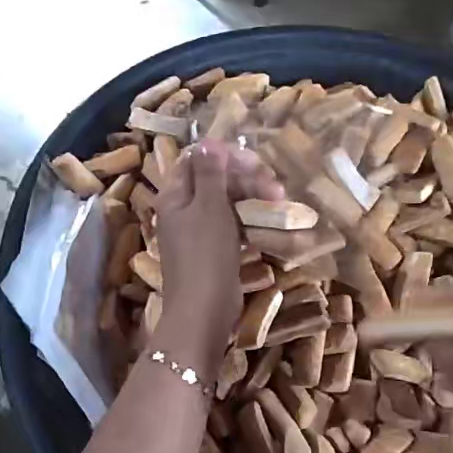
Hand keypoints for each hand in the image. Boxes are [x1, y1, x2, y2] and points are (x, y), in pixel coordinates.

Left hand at [151, 140, 282, 366]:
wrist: (203, 311)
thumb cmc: (205, 255)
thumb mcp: (210, 207)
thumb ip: (210, 173)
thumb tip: (207, 141)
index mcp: (174, 195)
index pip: (197, 159)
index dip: (226, 156)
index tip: (256, 164)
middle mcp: (182, 209)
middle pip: (214, 179)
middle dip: (245, 177)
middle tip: (275, 189)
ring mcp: (197, 231)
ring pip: (226, 201)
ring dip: (252, 197)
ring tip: (278, 204)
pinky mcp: (213, 250)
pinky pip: (231, 224)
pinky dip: (248, 219)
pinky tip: (269, 223)